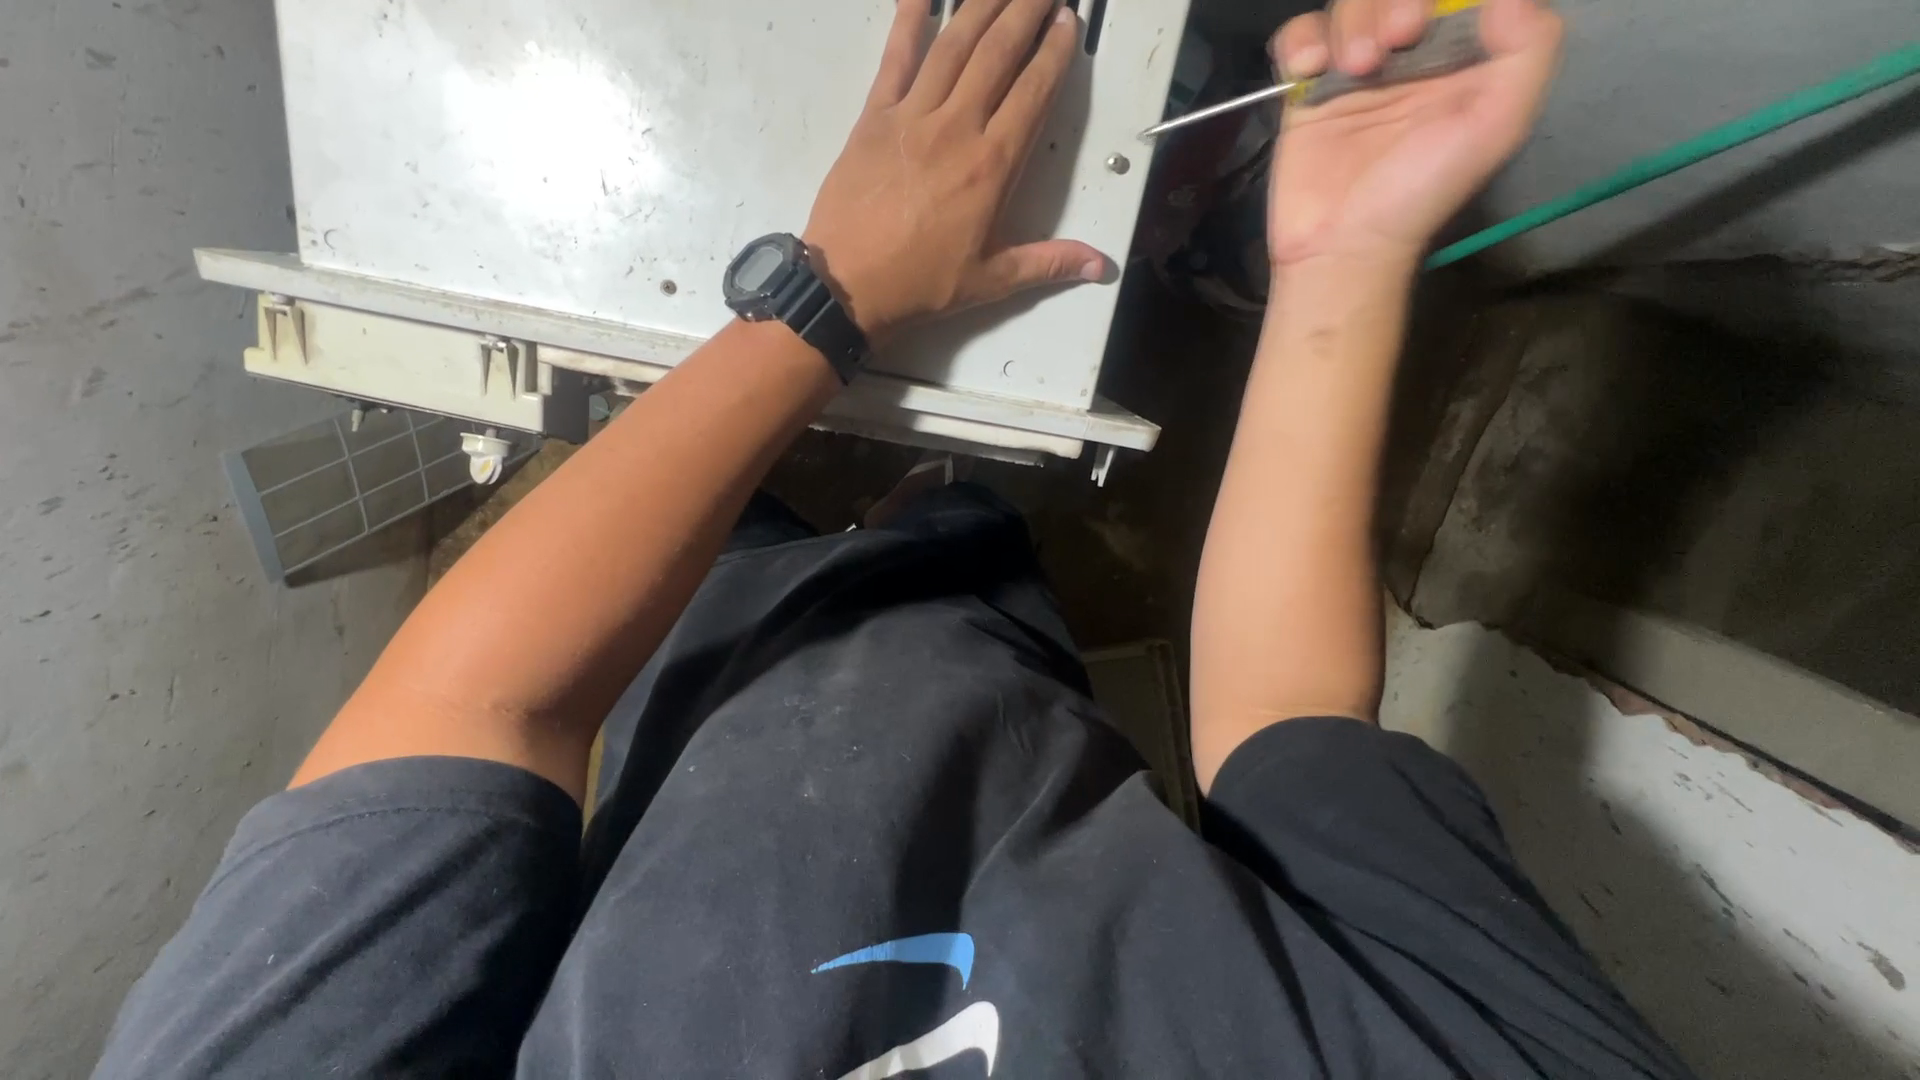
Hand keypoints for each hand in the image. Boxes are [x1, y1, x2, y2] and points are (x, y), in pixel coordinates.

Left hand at [803, 0, 1109, 337]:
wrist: (848, 285)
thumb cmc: (921, 285)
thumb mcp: (991, 281)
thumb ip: (1048, 263)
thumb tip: (1101, 265)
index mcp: (991, 166)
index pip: (1033, 93)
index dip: (1054, 52)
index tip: (1068, 22)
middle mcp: (956, 128)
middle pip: (998, 52)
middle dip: (1026, 9)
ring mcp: (912, 116)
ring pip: (954, 44)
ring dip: (983, 3)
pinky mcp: (874, 116)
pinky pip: (895, 56)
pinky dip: (910, 17)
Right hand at [1268, 0, 1562, 268]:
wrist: (1342, 243)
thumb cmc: (1420, 191)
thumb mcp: (1499, 124)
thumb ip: (1528, 49)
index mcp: (1460, 58)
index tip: (1427, 24)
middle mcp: (1408, 59)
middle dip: (1391, 3)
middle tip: (1392, 46)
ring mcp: (1353, 75)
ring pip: (1347, 6)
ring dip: (1350, 22)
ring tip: (1355, 68)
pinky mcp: (1305, 96)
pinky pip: (1298, 39)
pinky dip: (1300, 42)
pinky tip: (1309, 70)